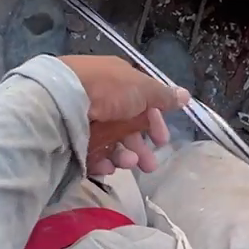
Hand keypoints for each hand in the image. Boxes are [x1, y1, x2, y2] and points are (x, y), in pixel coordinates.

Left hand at [60, 56, 190, 175]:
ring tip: (129, 164)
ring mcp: (85, 117)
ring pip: (110, 141)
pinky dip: (102, 161)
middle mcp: (102, 97)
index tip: (163, 140)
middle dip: (141, 147)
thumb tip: (185, 95)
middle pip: (126, 126)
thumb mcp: (143, 88)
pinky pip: (91, 152)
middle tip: (150, 166)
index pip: (141, 103)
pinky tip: (109, 167)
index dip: (155, 122)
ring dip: (125, 155)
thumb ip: (163, 95)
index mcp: (119, 81)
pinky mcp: (71, 136)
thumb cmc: (109, 89)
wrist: (63, 99)